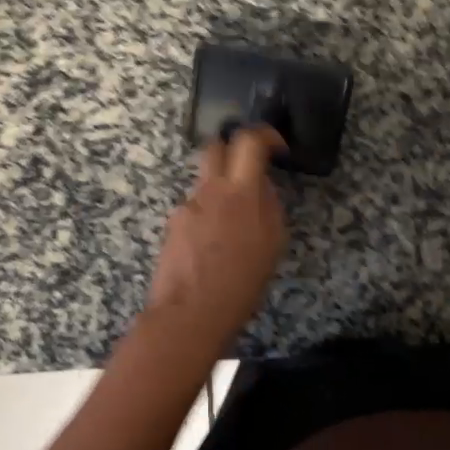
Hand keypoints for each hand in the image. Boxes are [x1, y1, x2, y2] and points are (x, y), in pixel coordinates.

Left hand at [145, 126, 286, 341]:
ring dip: (220, 192)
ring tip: (229, 230)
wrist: (189, 315)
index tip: (276, 147)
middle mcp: (212, 190)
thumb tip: (262, 186)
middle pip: (217, 146)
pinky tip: (208, 249)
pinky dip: (205, 220)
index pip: (251, 141)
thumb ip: (268, 207)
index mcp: (243, 192)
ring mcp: (189, 204)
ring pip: (206, 182)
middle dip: (233, 149)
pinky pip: (194, 209)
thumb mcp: (272, 246)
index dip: (266, 134)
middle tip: (247, 168)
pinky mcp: (173, 223)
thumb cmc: (240, 285)